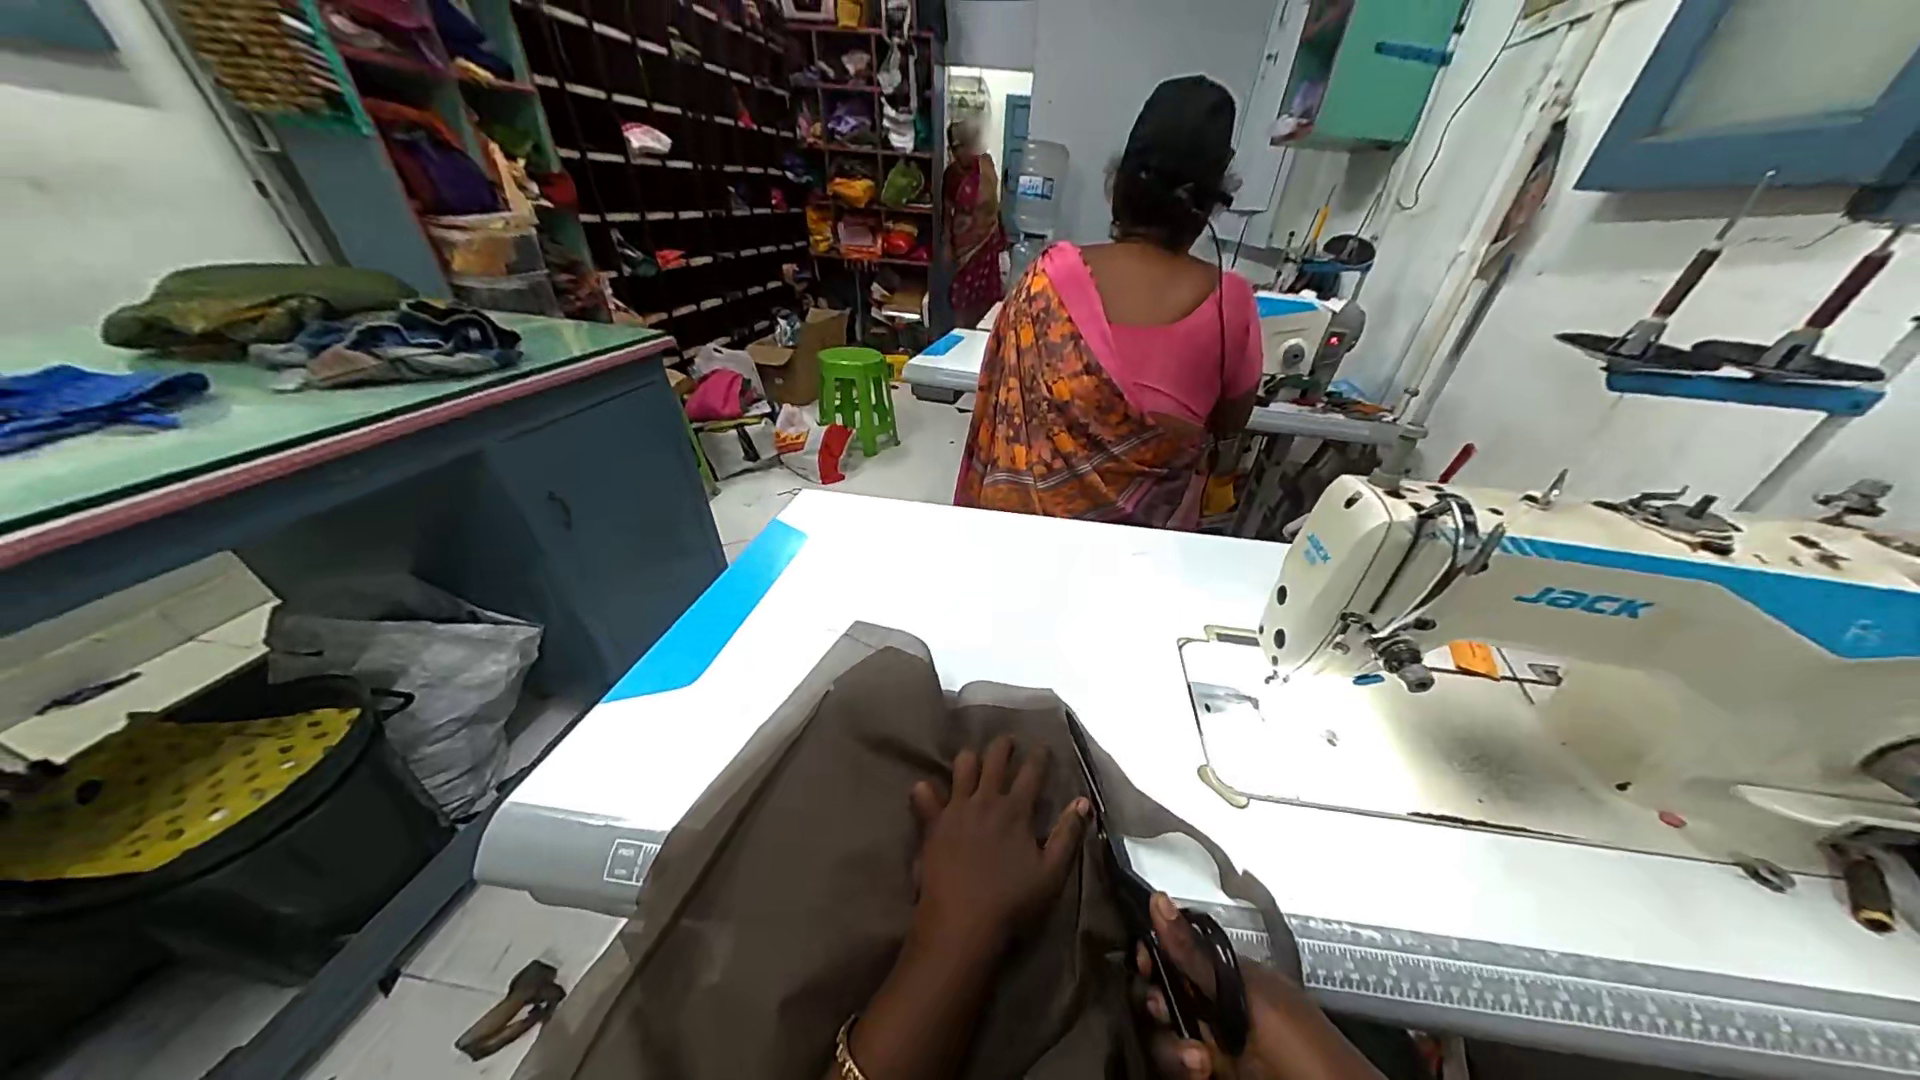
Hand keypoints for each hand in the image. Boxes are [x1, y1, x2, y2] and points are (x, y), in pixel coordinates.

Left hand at [908, 735, 1089, 950]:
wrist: (962, 923)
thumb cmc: (1011, 901)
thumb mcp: (1051, 873)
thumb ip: (1067, 834)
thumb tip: (1083, 801)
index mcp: (1015, 810)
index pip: (1031, 772)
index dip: (1039, 755)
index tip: (1042, 746)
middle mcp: (985, 799)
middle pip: (995, 757)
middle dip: (1004, 745)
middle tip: (1008, 742)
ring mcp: (955, 808)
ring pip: (962, 765)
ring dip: (970, 758)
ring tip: (974, 760)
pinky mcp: (932, 822)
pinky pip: (923, 793)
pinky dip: (926, 789)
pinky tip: (930, 791)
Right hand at [1136, 891, 1238, 1079]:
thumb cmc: (1308, 1052)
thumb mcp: (1250, 997)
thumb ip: (1198, 956)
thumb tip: (1157, 900)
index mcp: (1225, 980)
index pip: (1172, 958)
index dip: (1153, 959)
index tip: (1145, 963)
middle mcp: (1213, 1013)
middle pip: (1158, 999)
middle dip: (1156, 1007)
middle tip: (1166, 1012)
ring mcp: (1213, 1053)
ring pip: (1162, 1041)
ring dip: (1171, 1048)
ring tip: (1201, 1062)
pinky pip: (1174, 1071)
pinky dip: (1179, 1069)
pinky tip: (1201, 1072)